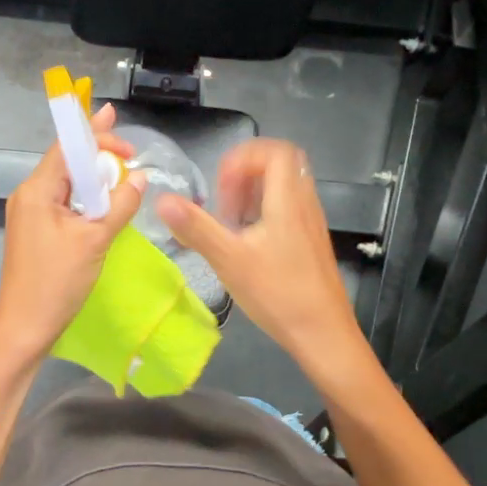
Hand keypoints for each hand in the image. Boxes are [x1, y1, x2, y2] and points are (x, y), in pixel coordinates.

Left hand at [0, 103, 147, 357]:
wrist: (24, 329)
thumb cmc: (56, 282)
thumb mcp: (95, 241)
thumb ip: (120, 206)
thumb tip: (140, 178)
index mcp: (36, 191)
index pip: (66, 147)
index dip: (95, 135)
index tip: (124, 134)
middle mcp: (28, 196)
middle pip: (65, 163)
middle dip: (96, 153)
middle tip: (129, 150)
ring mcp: (29, 216)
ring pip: (66, 185)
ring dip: (94, 179)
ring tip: (122, 171)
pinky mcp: (35, 234)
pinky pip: (64, 205)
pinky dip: (86, 200)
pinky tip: (106, 204)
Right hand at [157, 139, 360, 365]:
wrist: (323, 334)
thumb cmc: (278, 294)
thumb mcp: (229, 261)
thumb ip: (196, 228)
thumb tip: (162, 200)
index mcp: (288, 201)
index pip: (275, 151)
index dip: (244, 158)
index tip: (222, 188)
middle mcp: (305, 204)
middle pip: (281, 164)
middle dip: (247, 174)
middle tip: (225, 203)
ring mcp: (312, 224)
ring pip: (285, 188)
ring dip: (255, 195)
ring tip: (233, 225)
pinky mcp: (312, 242)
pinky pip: (289, 209)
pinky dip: (266, 213)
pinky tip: (248, 245)